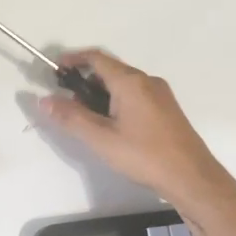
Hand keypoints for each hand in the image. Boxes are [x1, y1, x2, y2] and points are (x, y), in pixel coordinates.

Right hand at [38, 49, 235, 210]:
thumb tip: (44, 99)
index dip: (73, 60)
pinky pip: (135, 95)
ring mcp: (160, 95)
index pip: (97, 58)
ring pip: (123, 84)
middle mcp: (147, 81)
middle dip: (84, 81)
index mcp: (130, 82)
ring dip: (99, 93)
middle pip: (110, 70)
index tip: (53, 70)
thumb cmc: (144, 155)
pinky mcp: (166, 110)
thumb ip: (71, 117)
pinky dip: (116, 101)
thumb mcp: (101, 138)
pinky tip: (110, 125)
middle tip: (65, 102)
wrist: (191, 177)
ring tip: (85, 118)